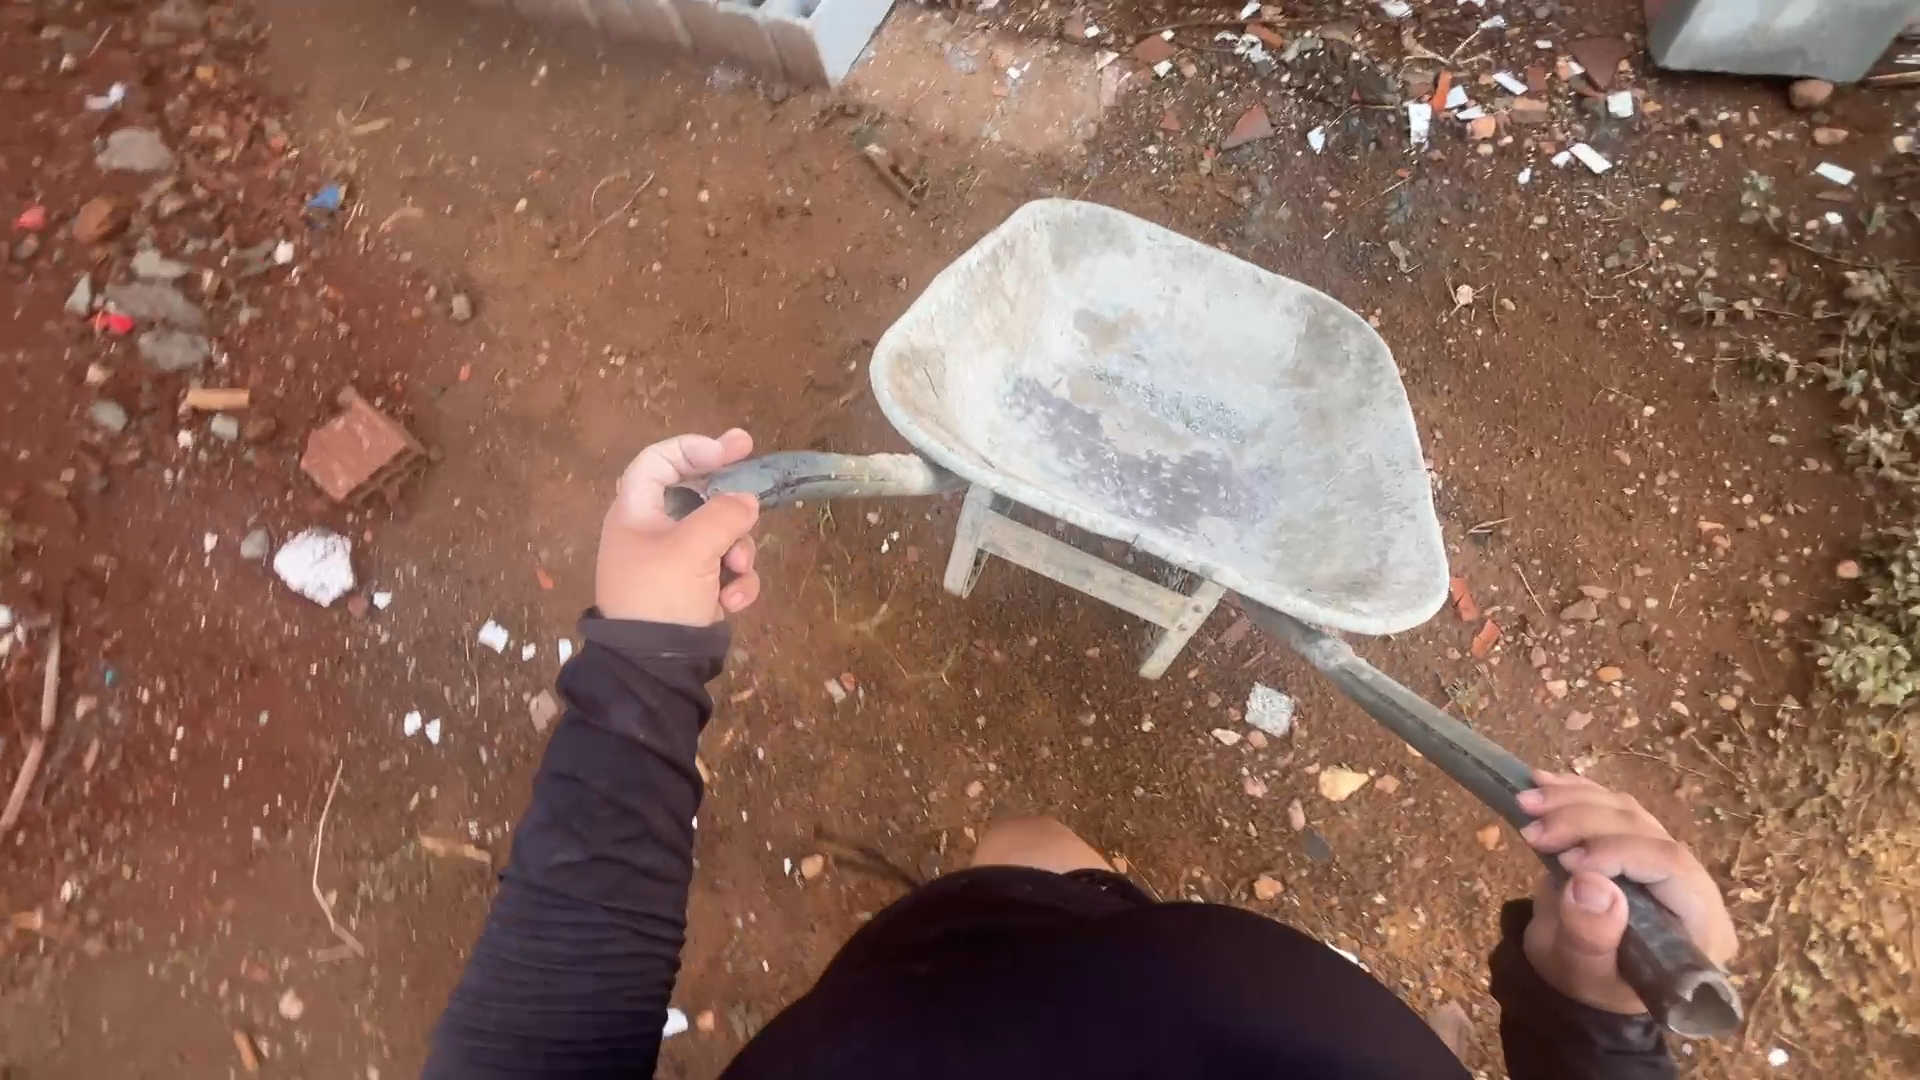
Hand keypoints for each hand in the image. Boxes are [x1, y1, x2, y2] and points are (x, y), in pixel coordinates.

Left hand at [596, 430, 760, 625]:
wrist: (655, 666)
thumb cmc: (660, 596)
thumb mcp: (692, 548)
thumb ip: (724, 515)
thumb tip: (748, 501)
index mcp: (636, 512)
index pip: (660, 461)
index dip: (695, 448)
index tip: (734, 449)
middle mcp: (655, 531)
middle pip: (701, 497)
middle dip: (731, 506)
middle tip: (761, 488)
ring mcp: (678, 560)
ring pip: (723, 535)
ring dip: (739, 553)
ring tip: (736, 574)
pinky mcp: (698, 586)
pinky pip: (727, 569)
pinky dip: (736, 583)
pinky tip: (732, 603)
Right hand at [1514, 770, 1736, 1014]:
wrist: (1571, 968)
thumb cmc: (1584, 978)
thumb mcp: (1582, 967)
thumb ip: (1591, 933)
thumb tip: (1591, 882)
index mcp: (1699, 925)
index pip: (1672, 865)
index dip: (1618, 851)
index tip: (1565, 860)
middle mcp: (1689, 886)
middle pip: (1644, 829)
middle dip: (1581, 820)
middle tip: (1531, 830)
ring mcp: (1659, 859)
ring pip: (1624, 809)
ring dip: (1570, 799)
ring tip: (1525, 803)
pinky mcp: (1628, 841)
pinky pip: (1608, 803)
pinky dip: (1572, 789)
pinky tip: (1540, 781)